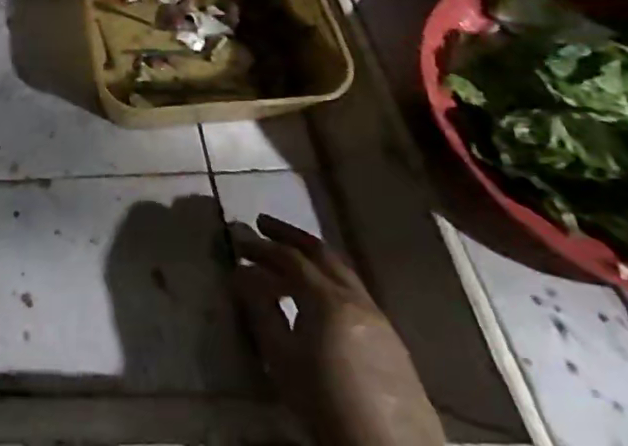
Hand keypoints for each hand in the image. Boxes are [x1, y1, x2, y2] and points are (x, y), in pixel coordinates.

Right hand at [232, 214, 440, 445]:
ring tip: (288, 258)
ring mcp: (377, 316)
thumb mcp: (281, 358)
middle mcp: (355, 297)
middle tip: (263, 224)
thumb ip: (260, 311)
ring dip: (311, 257)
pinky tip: (319, 296)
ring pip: (341, 270)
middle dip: (289, 235)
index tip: (238, 242)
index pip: (289, 258)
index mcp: (326, 298)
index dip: (261, 247)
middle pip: (321, 252)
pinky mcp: (389, 337)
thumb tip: (241, 275)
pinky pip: (353, 290)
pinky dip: (328, 279)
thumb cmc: (324, 402)